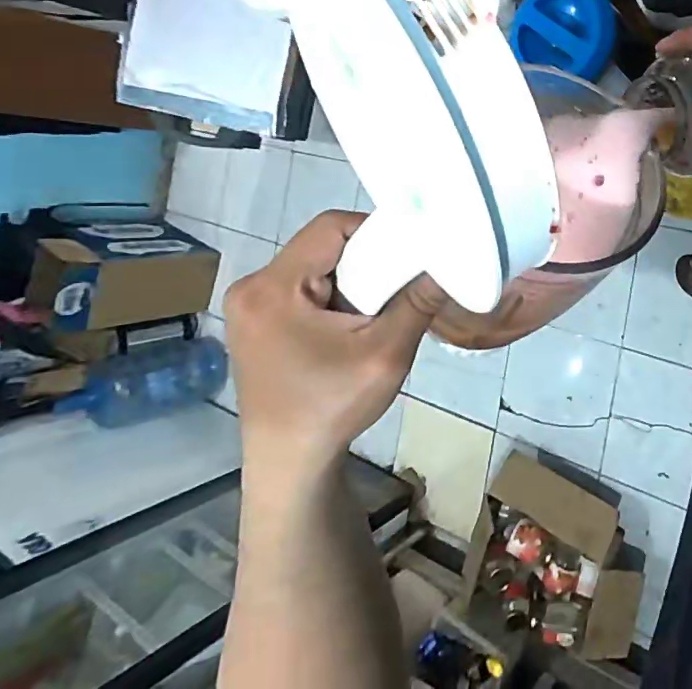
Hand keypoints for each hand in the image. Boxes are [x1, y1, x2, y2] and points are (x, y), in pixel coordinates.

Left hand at [224, 210, 447, 477]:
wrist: (290, 464)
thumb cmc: (332, 409)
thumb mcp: (384, 356)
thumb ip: (417, 304)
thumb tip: (445, 265)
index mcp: (272, 288)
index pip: (329, 228)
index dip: (372, 231)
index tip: (405, 254)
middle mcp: (250, 287)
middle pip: (317, 247)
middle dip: (360, 262)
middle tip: (392, 287)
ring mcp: (246, 305)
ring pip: (309, 267)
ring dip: (344, 281)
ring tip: (370, 311)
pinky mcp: (252, 321)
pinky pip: (297, 288)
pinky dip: (327, 296)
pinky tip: (345, 325)